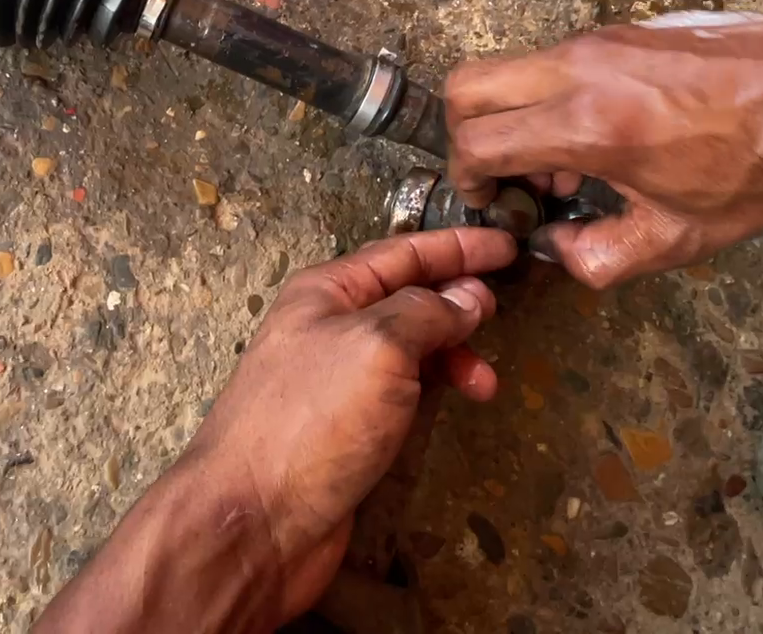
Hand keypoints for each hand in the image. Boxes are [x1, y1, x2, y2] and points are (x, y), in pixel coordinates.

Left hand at [35, 228, 513, 631]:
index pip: (402, 253)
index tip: (508, 246)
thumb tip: (468, 294)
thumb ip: (425, 313)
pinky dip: (435, 386)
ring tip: (485, 379)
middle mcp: (330, 324)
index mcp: (327, 290)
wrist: (254, 517)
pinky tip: (456, 399)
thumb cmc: (313, 417)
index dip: (456, 247)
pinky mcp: (348, 422)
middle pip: (405, 295)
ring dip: (452, 352)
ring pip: (409, 344)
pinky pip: (403, 386)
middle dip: (456, 297)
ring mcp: (338, 375)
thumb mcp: (376, 346)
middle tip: (504, 308)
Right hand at [445, 13, 762, 287]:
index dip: (466, 176)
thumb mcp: (680, 236)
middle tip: (497, 170)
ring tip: (558, 159)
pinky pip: (551, 60)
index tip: (486, 198)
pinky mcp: (620, 29)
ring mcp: (596, 41)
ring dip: (510, 114)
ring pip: (507, 68)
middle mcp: (576, 69)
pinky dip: (546, 96)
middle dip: (463, 132)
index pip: (477, 140)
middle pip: (466, 85)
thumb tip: (557, 248)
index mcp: (585, 124)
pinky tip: (600, 131)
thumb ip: (598, 256)